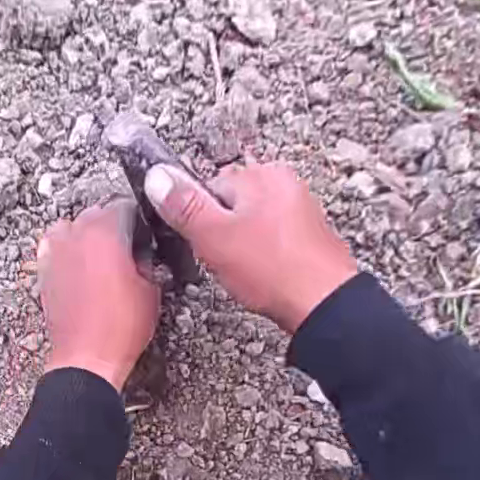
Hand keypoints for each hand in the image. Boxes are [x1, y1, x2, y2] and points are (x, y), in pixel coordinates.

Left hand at [37, 199, 160, 392]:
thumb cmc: (119, 329)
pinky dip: (68, 250)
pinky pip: (55, 248)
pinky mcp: (44, 272)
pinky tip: (81, 266)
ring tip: (103, 258)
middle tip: (129, 249)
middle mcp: (75, 234)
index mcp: (105, 232)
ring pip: (72, 227)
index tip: (147, 234)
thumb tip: (141, 253)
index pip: (125, 206)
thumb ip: (146, 261)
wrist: (87, 359)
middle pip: (96, 214)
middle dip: (113, 226)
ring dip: (87, 235)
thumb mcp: (150, 291)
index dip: (140, 220)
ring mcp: (55, 252)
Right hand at [144, 162, 357, 332]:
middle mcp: (284, 184)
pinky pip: (275, 242)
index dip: (201, 221)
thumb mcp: (214, 237)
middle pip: (234, 205)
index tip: (206, 243)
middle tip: (229, 261)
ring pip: (254, 225)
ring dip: (246, 248)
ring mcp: (301, 210)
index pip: (210, 186)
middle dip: (225, 233)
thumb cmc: (273, 270)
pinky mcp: (310, 237)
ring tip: (250, 273)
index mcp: (261, 175)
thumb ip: (184, 206)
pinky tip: (267, 277)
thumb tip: (157, 177)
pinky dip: (267, 258)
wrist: (322, 303)